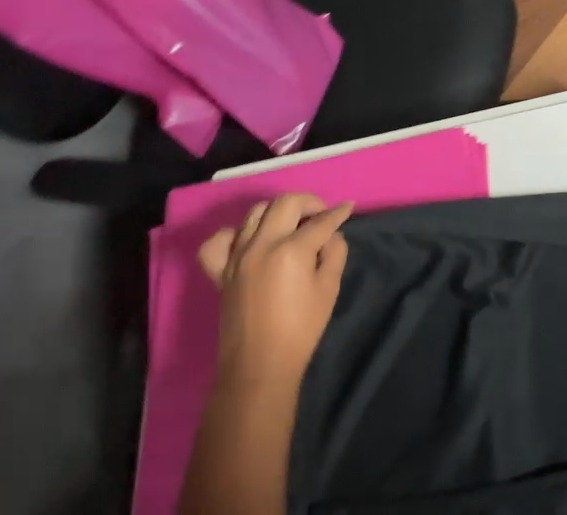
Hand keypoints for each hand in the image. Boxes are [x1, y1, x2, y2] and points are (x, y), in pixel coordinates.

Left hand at [197, 193, 354, 384]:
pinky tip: (247, 240)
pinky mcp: (220, 271)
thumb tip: (330, 236)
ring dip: (277, 211)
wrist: (260, 364)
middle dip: (309, 202)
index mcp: (292, 250)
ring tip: (291, 224)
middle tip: (321, 214)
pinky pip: (218, 242)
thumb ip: (334, 253)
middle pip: (285, 203)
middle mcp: (261, 245)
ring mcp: (236, 257)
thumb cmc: (302, 328)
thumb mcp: (329, 288)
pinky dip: (234, 234)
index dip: (339, 213)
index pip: (320, 221)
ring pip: (254, 213)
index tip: (348, 209)